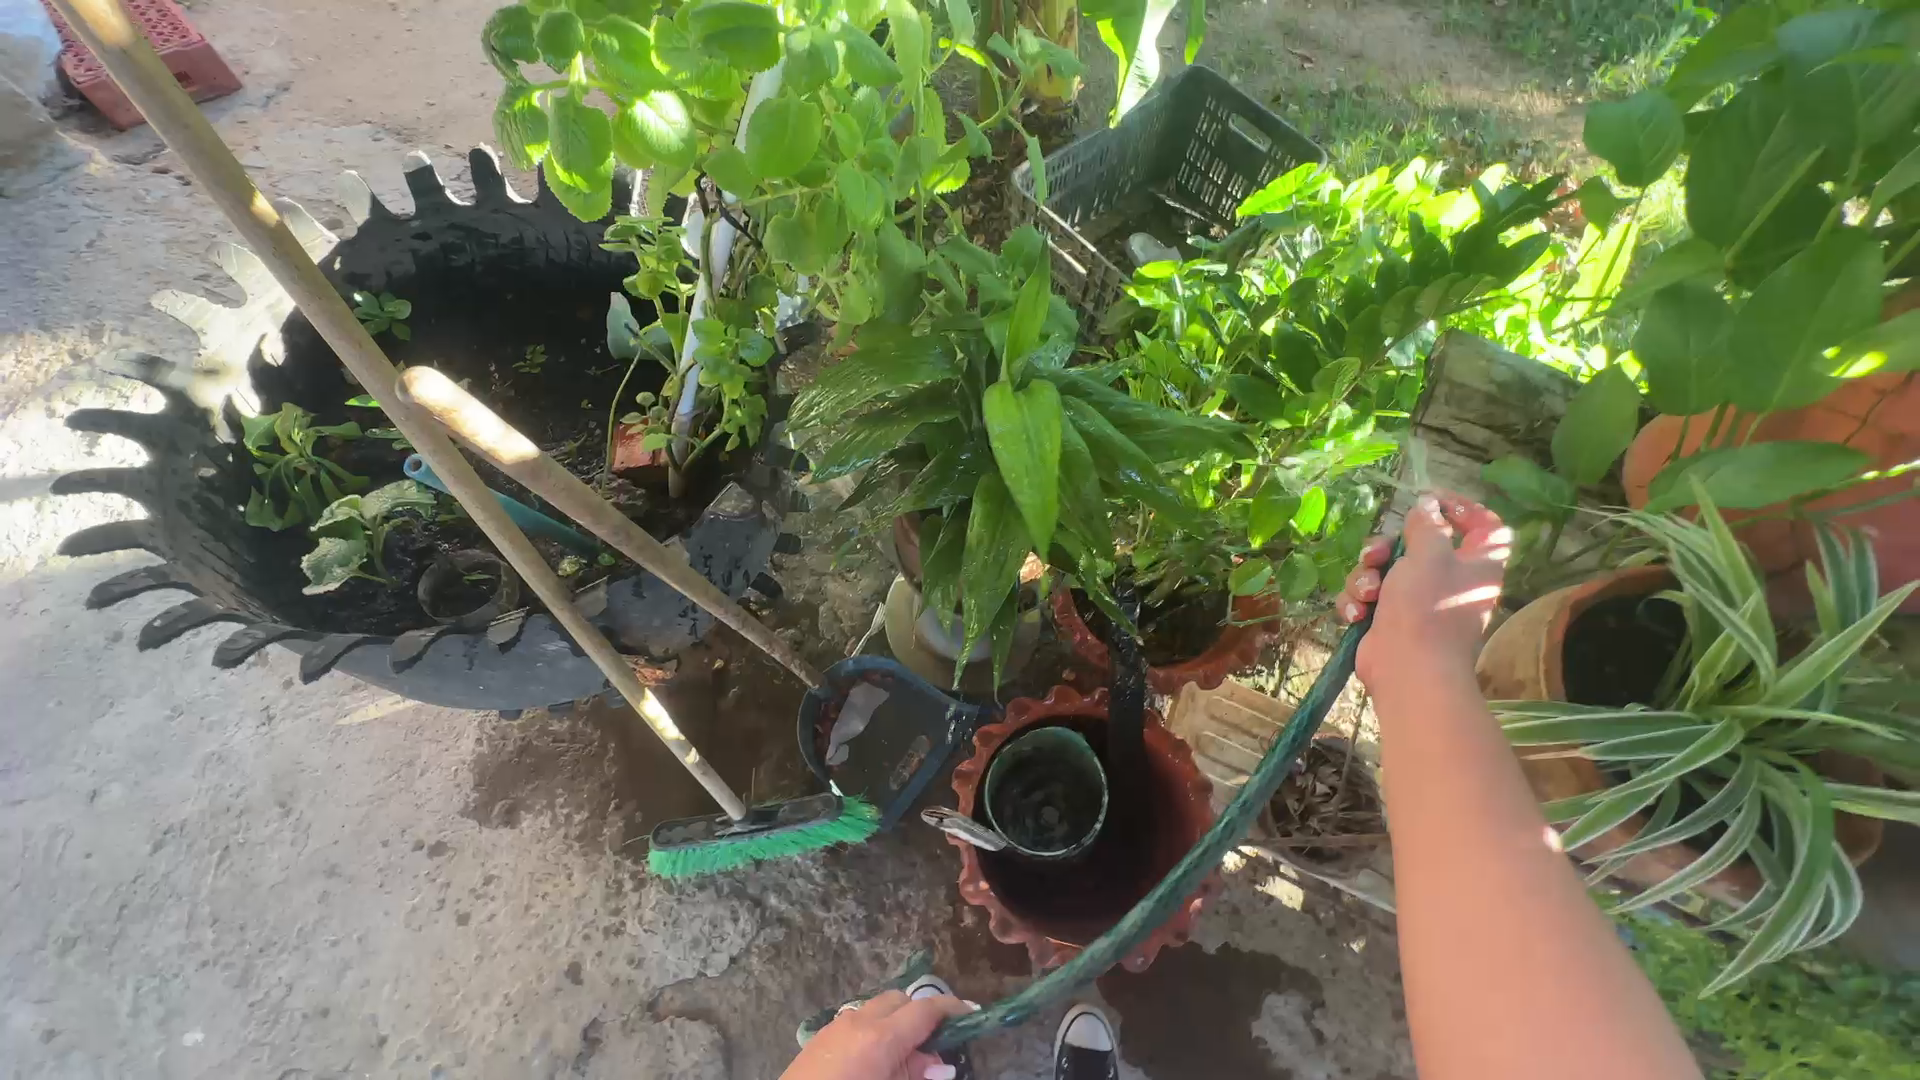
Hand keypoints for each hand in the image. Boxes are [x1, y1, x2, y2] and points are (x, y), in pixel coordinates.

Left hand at [780, 990, 972, 1079]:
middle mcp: (860, 1020)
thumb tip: (939, 1066)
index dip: (951, 1008)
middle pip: (900, 1000)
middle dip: (920, 1016)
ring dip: (897, 1023)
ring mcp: (838, 1024)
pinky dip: (875, 1030)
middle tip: (934, 1049)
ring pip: (878, 1008)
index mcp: (881, 1037)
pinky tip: (875, 1062)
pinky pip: (858, 1021)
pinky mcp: (821, 1036)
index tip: (972, 1012)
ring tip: (904, 1059)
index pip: (925, 1009)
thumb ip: (915, 1074)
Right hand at [1337, 492, 1510, 689]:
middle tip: (1376, 556)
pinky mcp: (1387, 620)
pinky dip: (1358, 603)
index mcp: (1475, 563)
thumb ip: (1427, 525)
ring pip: (1382, 570)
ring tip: (1367, 596)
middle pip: (1416, 545)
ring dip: (1365, 579)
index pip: (1484, 525)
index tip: (1431, 501)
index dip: (1462, 508)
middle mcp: (1448, 580)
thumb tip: (1428, 505)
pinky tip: (1357, 615)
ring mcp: (1416, 602)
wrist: (1408, 670)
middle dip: (1386, 548)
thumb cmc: (1427, 610)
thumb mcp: (1429, 555)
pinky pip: (1366, 598)